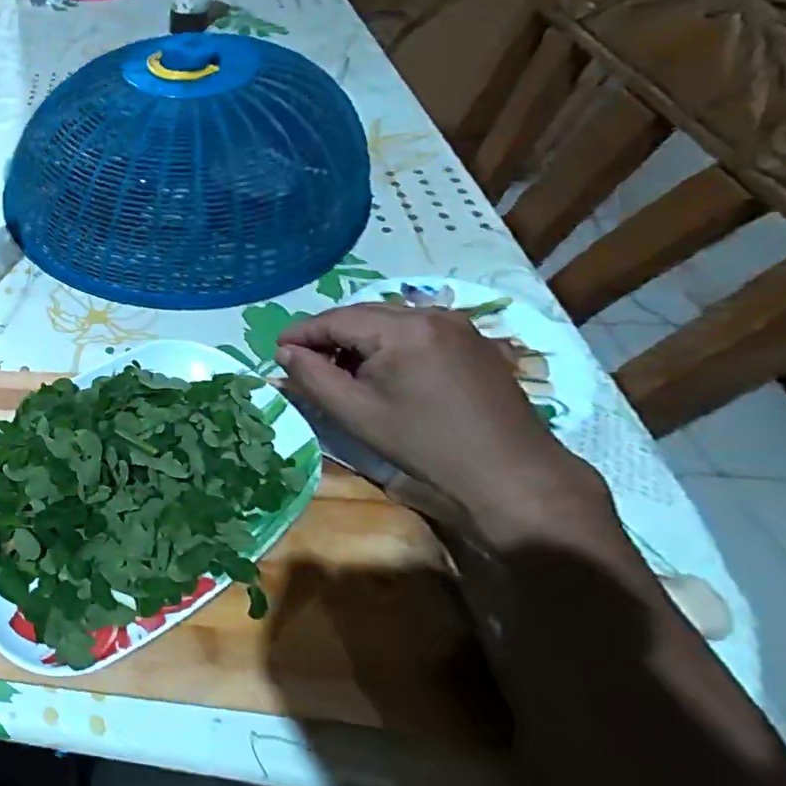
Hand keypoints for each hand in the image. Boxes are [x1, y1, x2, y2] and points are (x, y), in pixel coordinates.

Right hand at [275, 304, 603, 532]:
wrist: (509, 472)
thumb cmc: (424, 443)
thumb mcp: (355, 412)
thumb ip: (311, 377)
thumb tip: (285, 353)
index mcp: (401, 328)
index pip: (334, 319)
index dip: (300, 333)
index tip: (275, 351)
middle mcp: (430, 314)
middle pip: (361, 315)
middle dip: (328, 336)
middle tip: (302, 363)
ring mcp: (457, 325)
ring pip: (388, 321)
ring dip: (357, 340)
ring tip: (338, 371)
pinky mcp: (471, 341)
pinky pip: (415, 331)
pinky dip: (387, 344)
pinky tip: (379, 372)